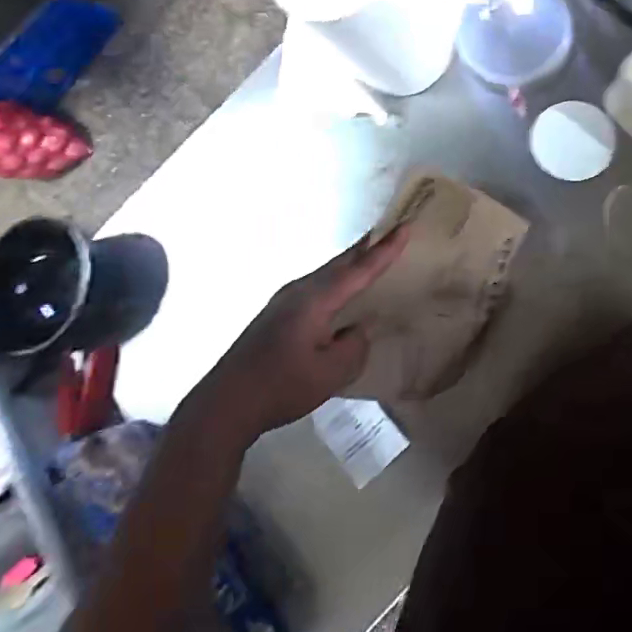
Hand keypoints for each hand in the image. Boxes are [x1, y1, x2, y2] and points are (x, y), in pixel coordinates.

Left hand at [200, 225, 409, 439]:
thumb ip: (354, 347)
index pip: (358, 270)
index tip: (405, 227)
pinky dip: (336, 282)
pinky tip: (341, 294)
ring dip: (350, 264)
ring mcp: (283, 302)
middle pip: (339, 264)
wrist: (225, 403)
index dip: (384, 250)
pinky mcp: (276, 316)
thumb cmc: (280, 387)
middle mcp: (298, 292)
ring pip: (325, 275)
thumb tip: (357, 331)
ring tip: (372, 256)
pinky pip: (315, 288)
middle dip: (366, 247)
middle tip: (391, 231)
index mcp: (314, 300)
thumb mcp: (330, 373)